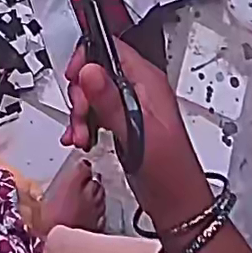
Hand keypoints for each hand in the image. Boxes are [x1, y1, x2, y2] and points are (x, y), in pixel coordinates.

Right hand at [62, 39, 191, 160]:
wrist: (176, 204)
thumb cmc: (170, 171)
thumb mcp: (135, 132)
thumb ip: (109, 100)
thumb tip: (90, 70)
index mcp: (147, 82)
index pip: (110, 48)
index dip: (87, 58)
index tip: (75, 78)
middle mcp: (138, 89)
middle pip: (95, 72)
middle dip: (80, 94)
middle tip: (82, 115)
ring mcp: (129, 105)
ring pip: (91, 93)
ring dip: (79, 114)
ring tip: (82, 134)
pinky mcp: (122, 121)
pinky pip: (94, 112)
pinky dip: (83, 124)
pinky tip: (81, 137)